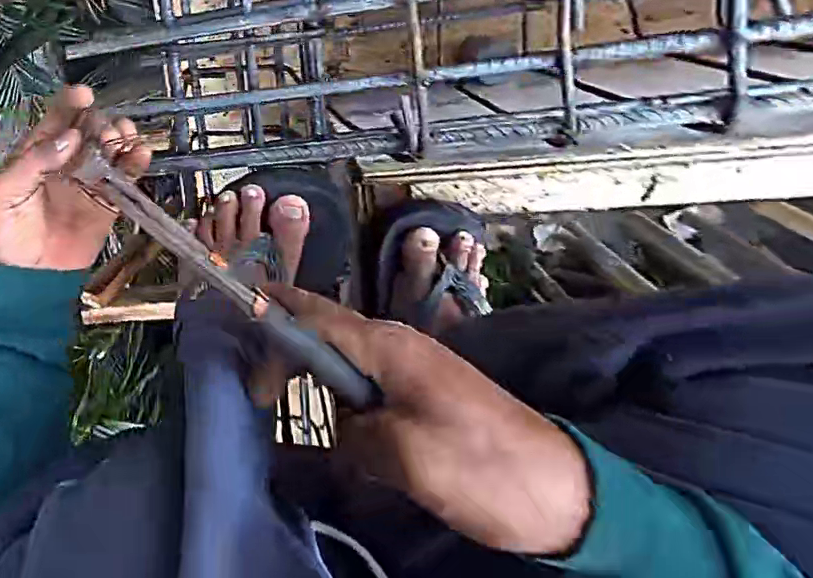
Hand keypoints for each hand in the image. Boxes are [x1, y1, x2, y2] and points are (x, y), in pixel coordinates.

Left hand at [0, 85, 149, 270]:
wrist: (29, 272)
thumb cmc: (9, 227)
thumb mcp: (8, 190)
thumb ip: (36, 161)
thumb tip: (71, 137)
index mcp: (39, 152)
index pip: (57, 119)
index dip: (70, 103)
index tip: (84, 95)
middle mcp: (67, 159)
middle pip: (89, 129)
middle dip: (99, 122)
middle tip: (104, 130)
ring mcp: (89, 178)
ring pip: (110, 148)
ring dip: (120, 137)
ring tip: (122, 138)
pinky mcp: (108, 199)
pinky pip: (125, 176)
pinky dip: (135, 163)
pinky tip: (140, 155)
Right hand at [258, 284, 591, 556]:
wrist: (573, 499)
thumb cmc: (485, 470)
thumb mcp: (406, 460)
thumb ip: (352, 436)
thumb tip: (335, 434)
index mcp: (388, 345)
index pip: (313, 314)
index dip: (272, 315)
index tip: (239, 326)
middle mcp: (395, 343)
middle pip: (322, 334)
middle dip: (286, 357)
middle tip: (261, 399)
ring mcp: (411, 365)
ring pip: (343, 361)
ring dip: (316, 383)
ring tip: (291, 414)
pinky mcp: (424, 389)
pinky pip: (367, 384)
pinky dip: (343, 400)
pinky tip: (337, 430)